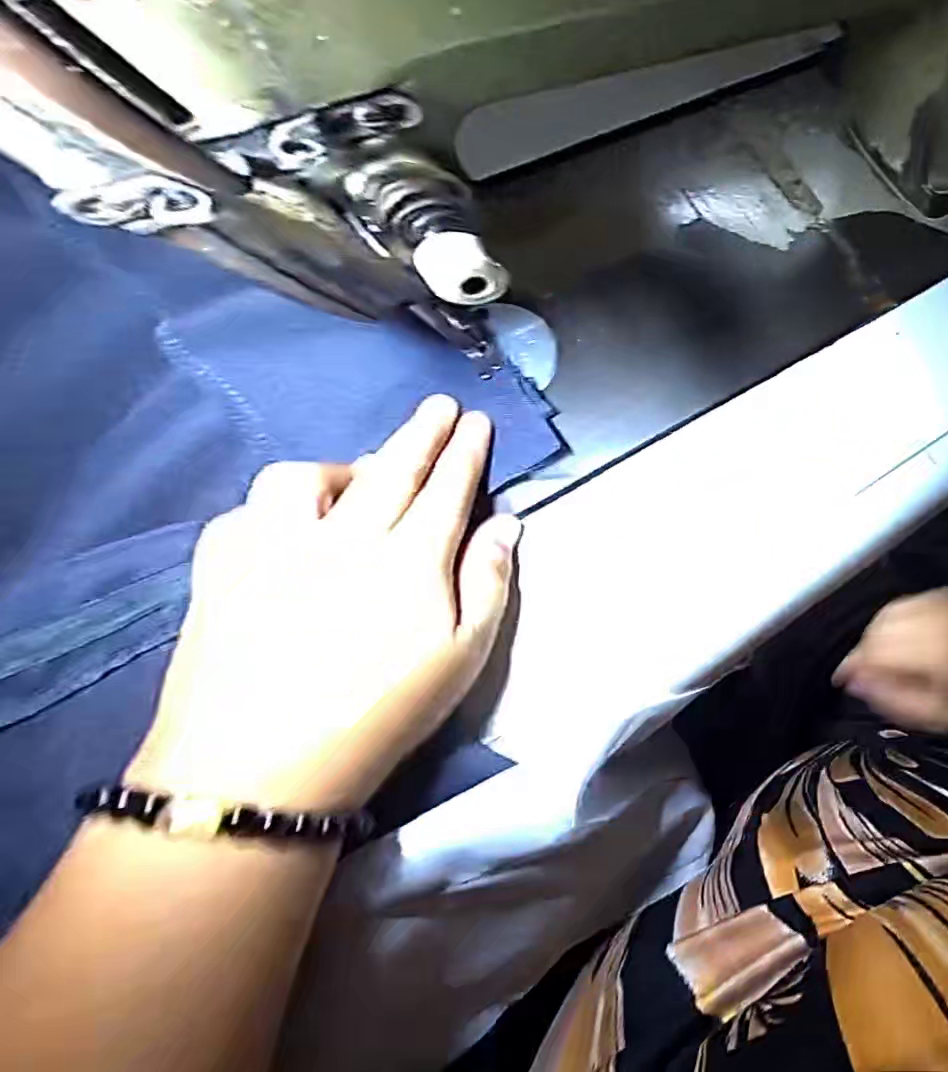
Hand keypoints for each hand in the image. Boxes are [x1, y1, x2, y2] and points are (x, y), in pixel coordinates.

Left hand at [123, 395, 521, 812]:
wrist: (262, 764)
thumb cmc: (389, 707)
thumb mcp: (467, 650)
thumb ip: (489, 579)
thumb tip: (504, 523)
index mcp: (410, 559)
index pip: (446, 489)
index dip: (465, 451)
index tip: (476, 422)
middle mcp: (343, 540)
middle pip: (389, 469)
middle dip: (420, 432)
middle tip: (438, 406)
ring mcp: (274, 552)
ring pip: (303, 478)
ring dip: (343, 464)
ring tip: (363, 473)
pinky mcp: (221, 573)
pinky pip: (244, 512)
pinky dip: (278, 502)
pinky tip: (294, 516)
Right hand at [832, 589, 947, 733]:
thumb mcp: (939, 715)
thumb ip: (892, 699)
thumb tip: (852, 680)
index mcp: (936, 649)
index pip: (876, 649)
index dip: (854, 664)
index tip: (841, 680)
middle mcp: (938, 615)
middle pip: (878, 626)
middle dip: (865, 649)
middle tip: (864, 673)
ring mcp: (945, 598)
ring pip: (889, 610)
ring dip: (877, 633)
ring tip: (881, 658)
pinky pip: (908, 602)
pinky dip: (896, 619)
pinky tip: (902, 640)